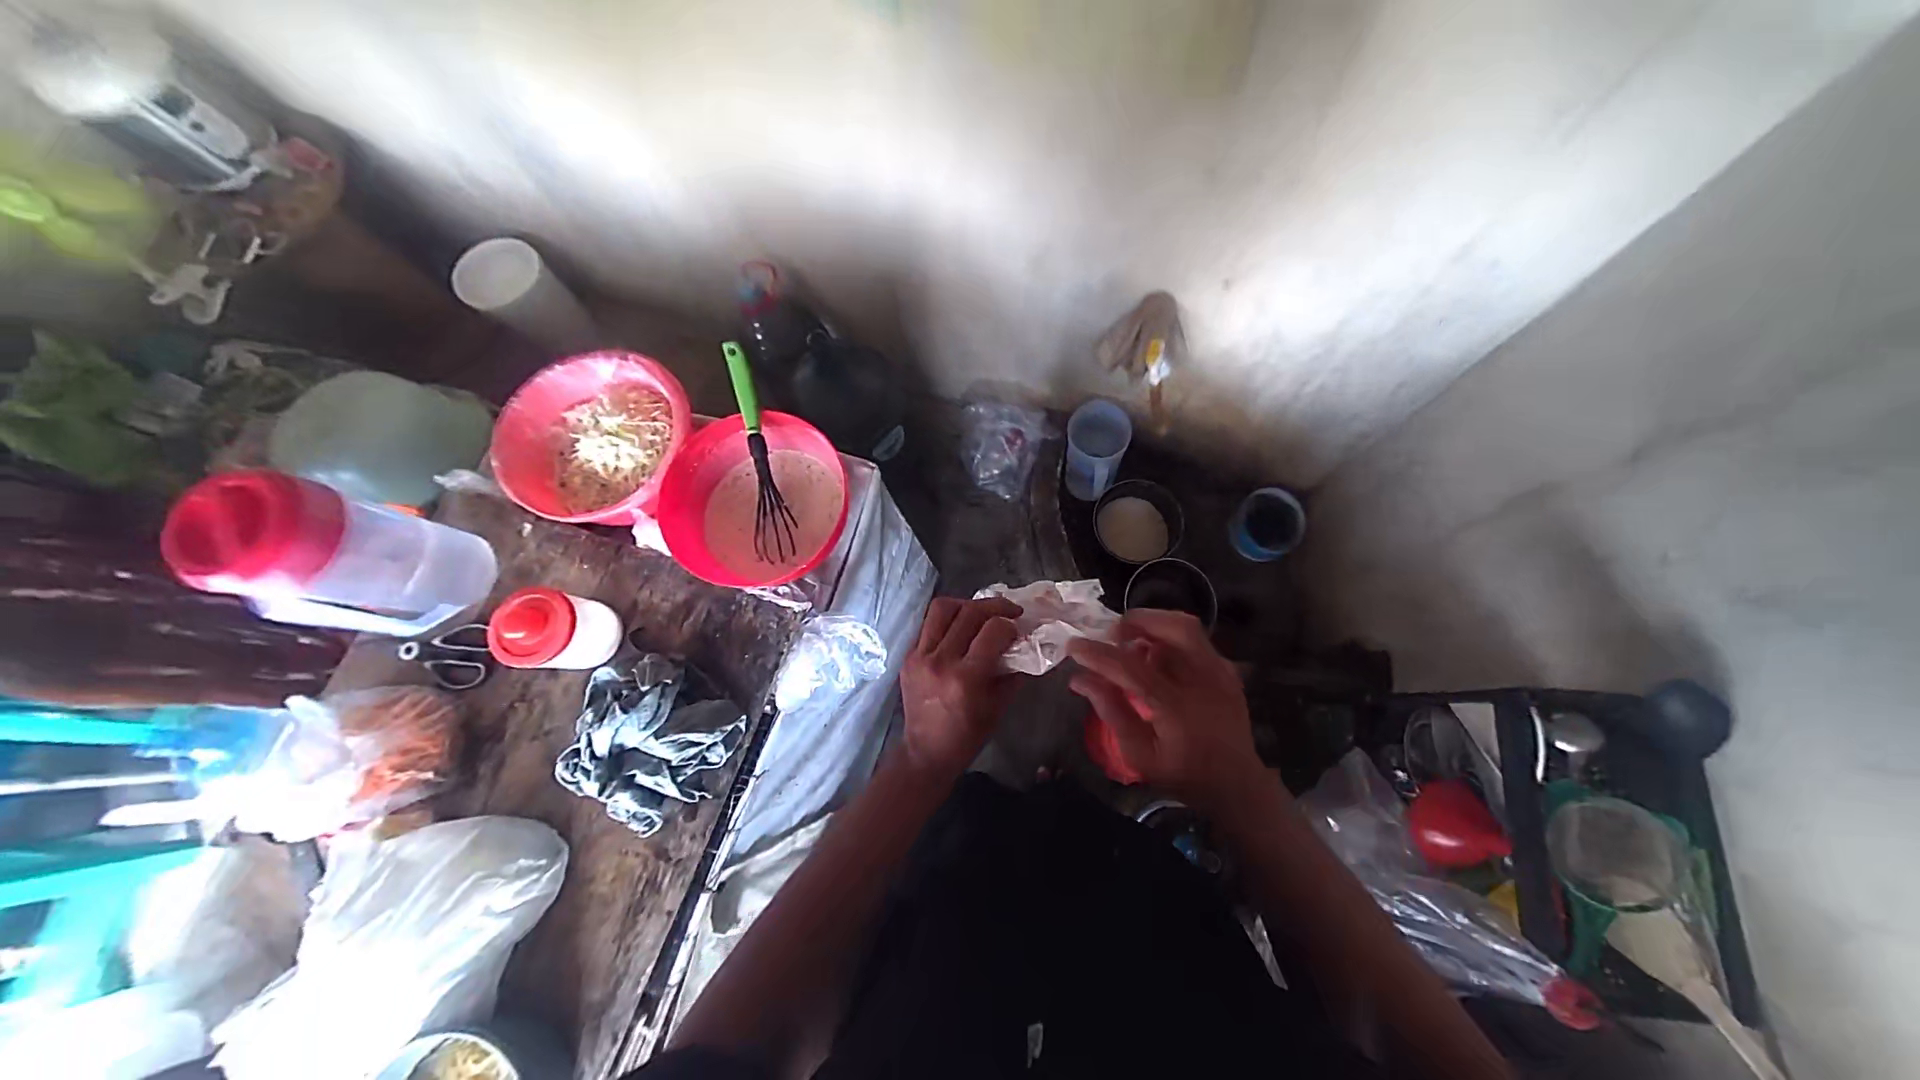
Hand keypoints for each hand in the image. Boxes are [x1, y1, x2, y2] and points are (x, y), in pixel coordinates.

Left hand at [899, 596, 1022, 777]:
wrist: (926, 752)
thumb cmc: (967, 735)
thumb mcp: (998, 706)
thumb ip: (1013, 673)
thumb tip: (1027, 645)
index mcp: (966, 678)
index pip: (992, 631)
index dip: (1010, 624)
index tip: (1019, 628)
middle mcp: (940, 661)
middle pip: (968, 613)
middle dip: (994, 606)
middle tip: (1008, 611)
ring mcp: (920, 657)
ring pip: (942, 609)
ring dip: (965, 604)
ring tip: (980, 612)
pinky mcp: (908, 656)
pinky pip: (927, 624)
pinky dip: (946, 620)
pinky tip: (959, 627)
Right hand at [1066, 609, 1263, 810]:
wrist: (1237, 785)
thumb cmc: (1184, 775)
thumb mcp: (1140, 755)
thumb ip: (1112, 712)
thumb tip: (1080, 679)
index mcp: (1178, 709)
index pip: (1132, 668)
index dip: (1099, 654)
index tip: (1074, 646)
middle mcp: (1205, 682)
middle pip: (1174, 629)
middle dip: (1137, 621)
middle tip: (1112, 635)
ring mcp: (1222, 673)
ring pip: (1187, 627)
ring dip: (1154, 626)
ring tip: (1132, 643)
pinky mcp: (1228, 671)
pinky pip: (1196, 640)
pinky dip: (1171, 639)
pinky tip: (1157, 657)